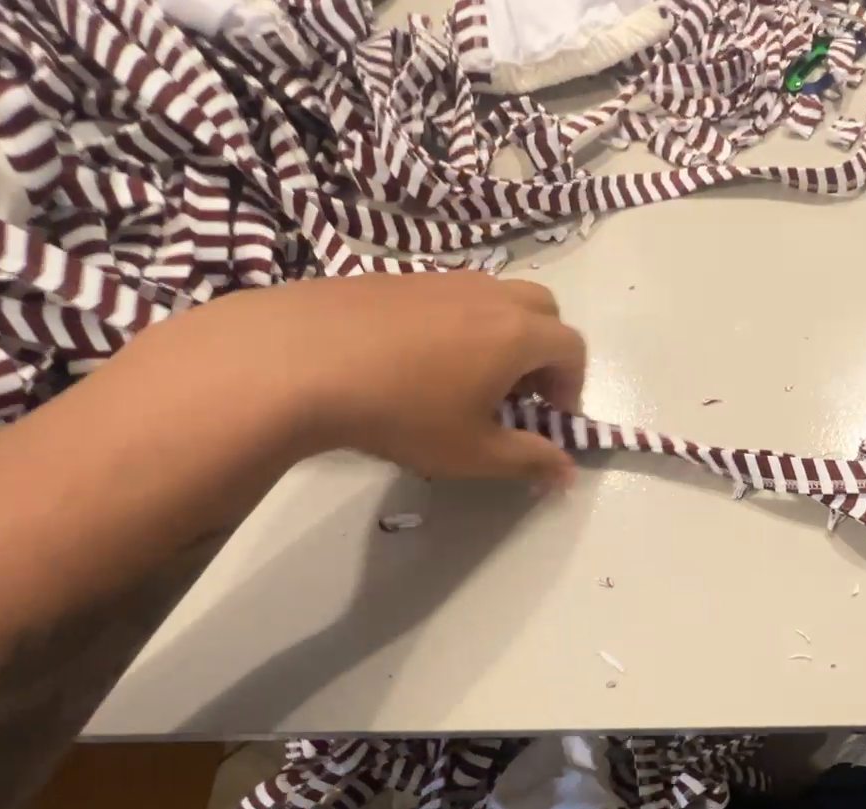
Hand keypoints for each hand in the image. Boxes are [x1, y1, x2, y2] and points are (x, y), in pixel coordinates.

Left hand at [133, 270, 585, 487]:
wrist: (293, 359)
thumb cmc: (402, 412)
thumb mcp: (473, 453)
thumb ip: (530, 461)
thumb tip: (568, 473)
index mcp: (518, 335)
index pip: (573, 348)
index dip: (572, 386)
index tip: (549, 418)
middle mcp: (488, 295)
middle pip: (543, 309)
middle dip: (545, 350)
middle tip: (519, 392)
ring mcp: (440, 279)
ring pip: (495, 297)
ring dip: (502, 334)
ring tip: (467, 378)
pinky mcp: (395, 277)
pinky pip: (448, 295)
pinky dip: (457, 323)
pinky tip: (416, 361)